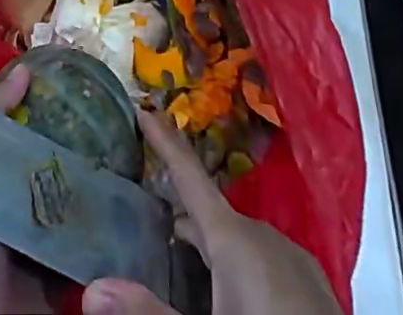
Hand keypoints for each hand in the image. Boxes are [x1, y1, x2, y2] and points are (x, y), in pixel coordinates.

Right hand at [81, 109, 340, 314]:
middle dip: (179, 206)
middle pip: (210, 212)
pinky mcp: (310, 283)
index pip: (189, 175)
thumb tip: (92, 290)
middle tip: (147, 203)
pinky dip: (236, 260)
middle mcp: (262, 234)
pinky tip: (227, 287)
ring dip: (208, 241)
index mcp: (234, 237)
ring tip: (178, 250)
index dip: (164, 142)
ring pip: (237, 237)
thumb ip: (150, 310)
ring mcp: (291, 256)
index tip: (144, 108)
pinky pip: (261, 257)